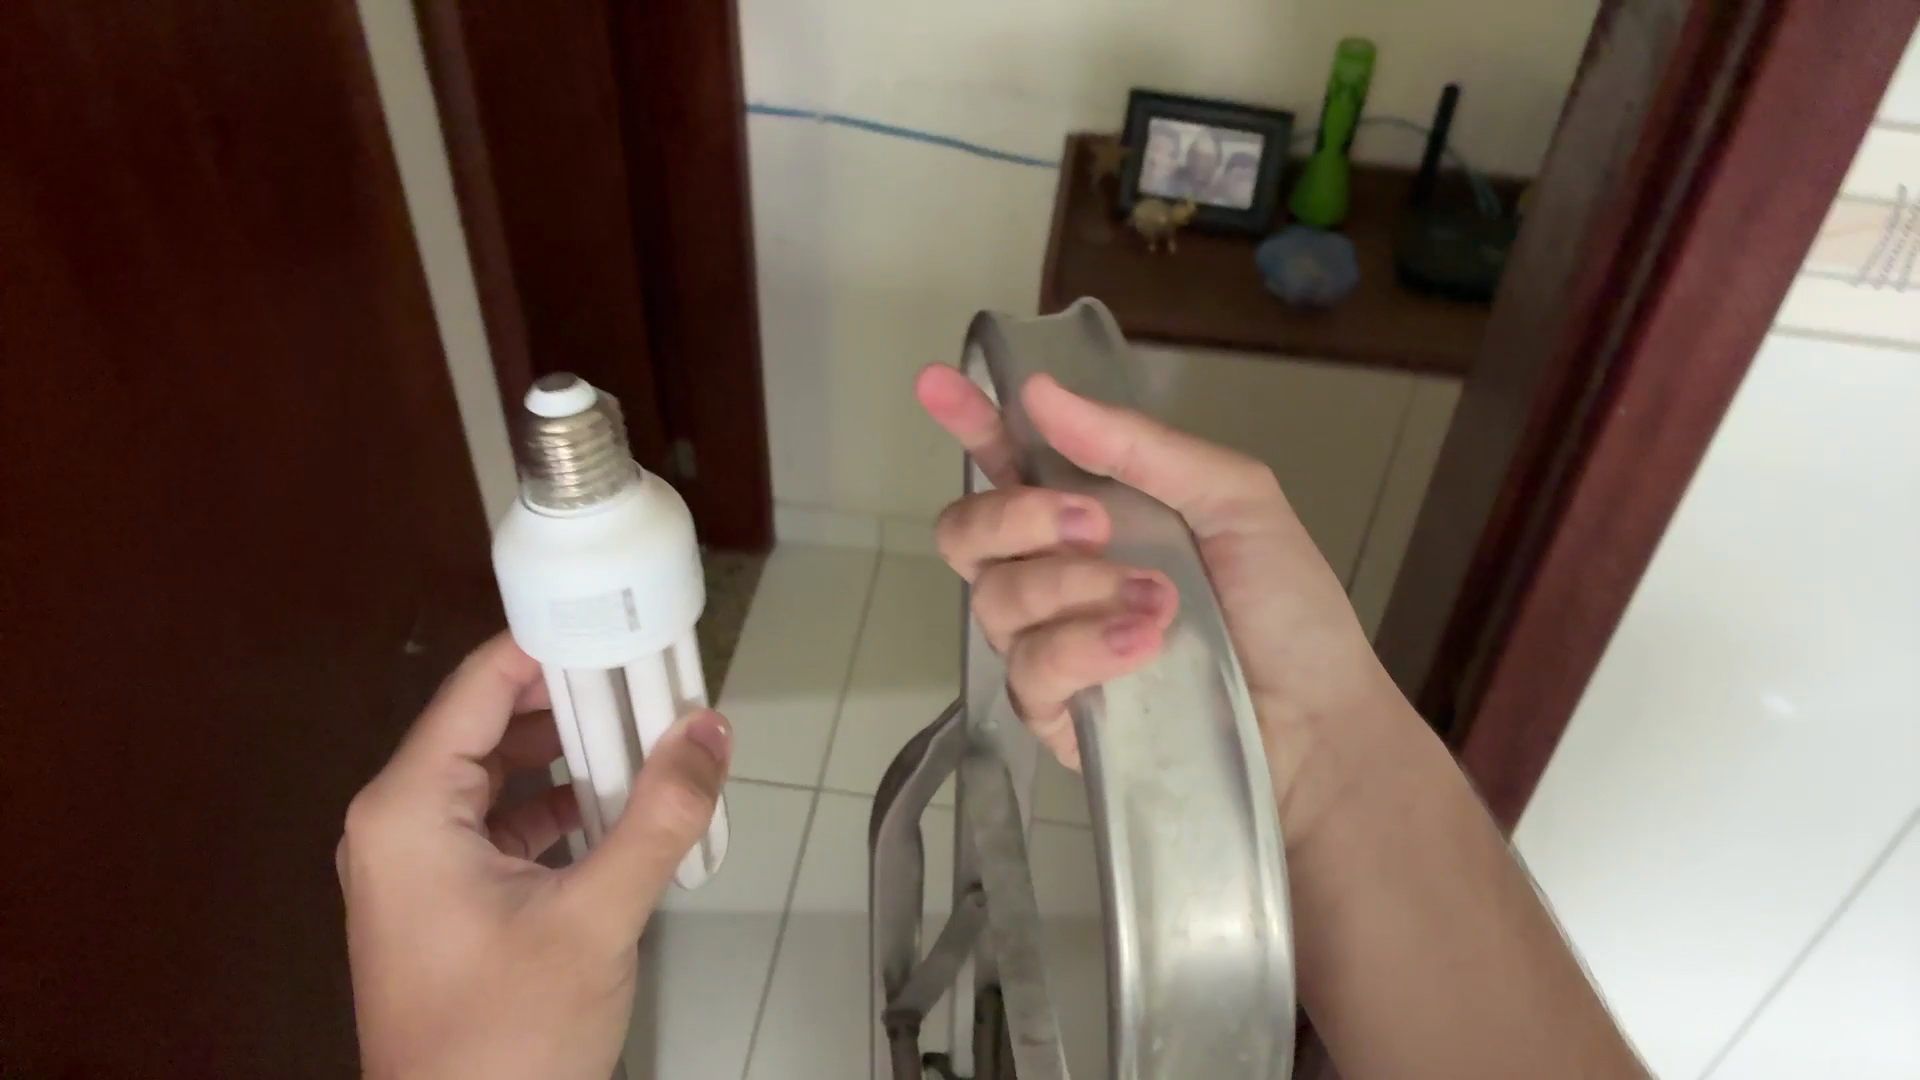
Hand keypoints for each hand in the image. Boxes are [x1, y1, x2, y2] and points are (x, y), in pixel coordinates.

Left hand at [338, 633, 731, 1079]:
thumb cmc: (507, 1036)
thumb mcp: (597, 917)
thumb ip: (662, 814)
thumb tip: (713, 725)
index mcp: (411, 809)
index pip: (484, 683)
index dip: (553, 642)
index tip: (625, 622)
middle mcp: (407, 819)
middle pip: (502, 720)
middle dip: (583, 698)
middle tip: (659, 678)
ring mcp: (430, 857)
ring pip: (515, 767)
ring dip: (585, 748)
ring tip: (658, 731)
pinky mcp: (460, 889)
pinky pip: (521, 812)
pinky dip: (575, 797)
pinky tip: (632, 800)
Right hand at [916, 367, 1413, 845]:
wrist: (1314, 715)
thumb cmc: (1280, 600)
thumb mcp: (1231, 497)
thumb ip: (1138, 446)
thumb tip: (1040, 394)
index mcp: (1084, 512)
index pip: (1003, 462)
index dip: (965, 422)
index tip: (933, 382)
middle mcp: (1049, 572)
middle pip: (966, 533)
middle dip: (1016, 518)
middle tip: (1092, 524)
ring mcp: (1044, 642)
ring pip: (994, 600)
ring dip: (1074, 588)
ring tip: (1159, 602)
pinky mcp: (1050, 709)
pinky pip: (1027, 669)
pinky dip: (1082, 648)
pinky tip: (1143, 646)